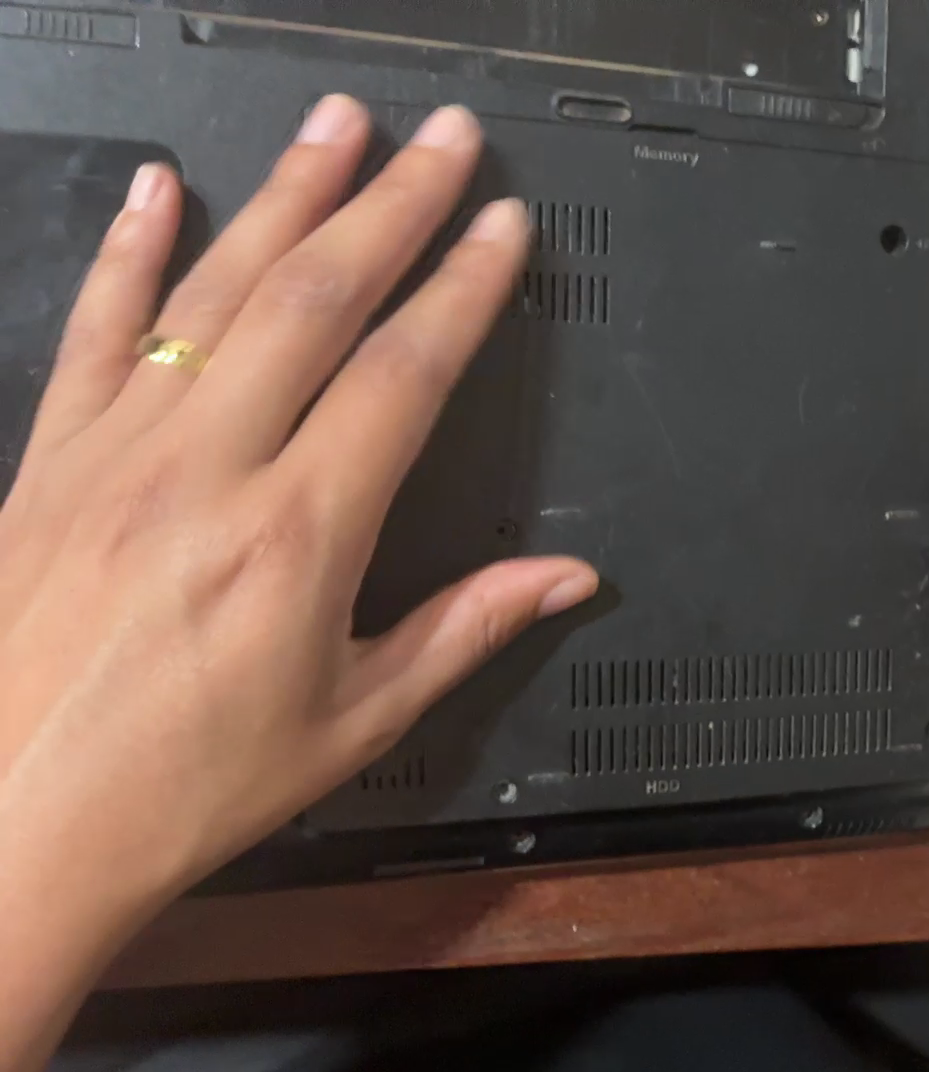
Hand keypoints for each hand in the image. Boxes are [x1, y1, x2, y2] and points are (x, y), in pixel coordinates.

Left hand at [0, 97, 597, 913]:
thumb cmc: (191, 783)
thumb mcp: (364, 712)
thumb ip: (472, 625)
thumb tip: (571, 578)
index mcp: (298, 530)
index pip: (403, 371)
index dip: (462, 288)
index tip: (501, 227)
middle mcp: (204, 468)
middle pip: (316, 299)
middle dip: (391, 204)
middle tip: (440, 137)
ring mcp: (113, 453)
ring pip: (215, 290)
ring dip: (288, 197)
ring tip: (337, 126)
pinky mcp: (48, 462)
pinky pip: (97, 333)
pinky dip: (131, 251)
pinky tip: (168, 191)